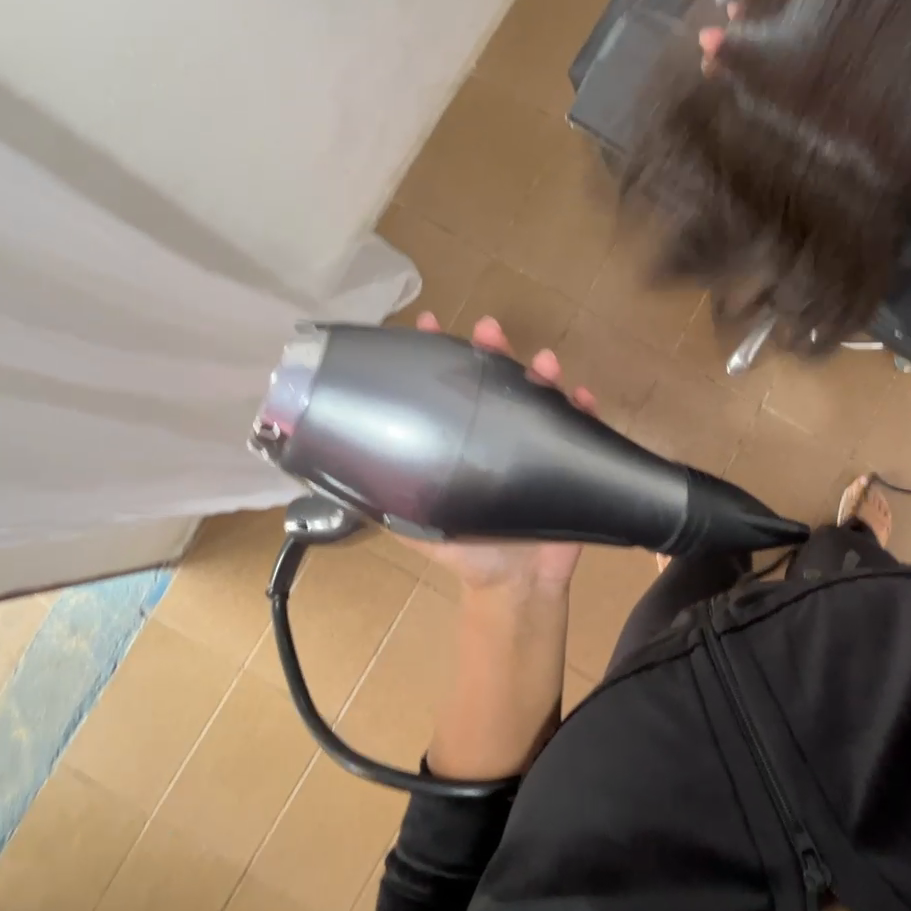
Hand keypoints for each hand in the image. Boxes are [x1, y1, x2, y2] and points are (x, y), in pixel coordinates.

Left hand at [404, 312, 597, 594]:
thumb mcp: (415, 524)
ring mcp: (538, 443)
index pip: (448, 388)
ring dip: (543, 373)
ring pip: (541, 396)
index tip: (427, 324)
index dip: (437, 355)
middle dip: (493, 350)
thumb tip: (326, 475)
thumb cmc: (469, 553)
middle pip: (498, 381)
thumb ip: (381, 498)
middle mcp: (500, 433)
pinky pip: (582, 430)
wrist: (519, 586)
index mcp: (463, 440)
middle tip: (488, 331)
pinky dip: (584, 411)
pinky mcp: (571, 461)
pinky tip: (582, 399)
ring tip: (543, 362)